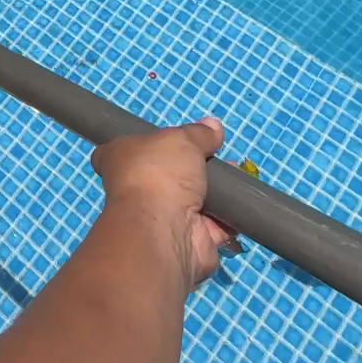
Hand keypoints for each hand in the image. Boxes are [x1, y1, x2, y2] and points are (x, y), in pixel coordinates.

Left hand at [89, 117, 237, 288]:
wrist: (166, 226)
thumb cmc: (159, 171)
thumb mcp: (181, 140)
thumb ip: (198, 133)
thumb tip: (213, 124)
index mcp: (118, 157)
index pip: (125, 148)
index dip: (146, 143)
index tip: (168, 140)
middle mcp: (135, 186)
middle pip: (166, 173)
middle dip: (193, 167)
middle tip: (218, 158)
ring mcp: (161, 214)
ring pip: (192, 199)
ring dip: (214, 191)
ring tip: (237, 177)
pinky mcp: (188, 238)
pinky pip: (212, 224)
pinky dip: (227, 217)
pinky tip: (243, 204)